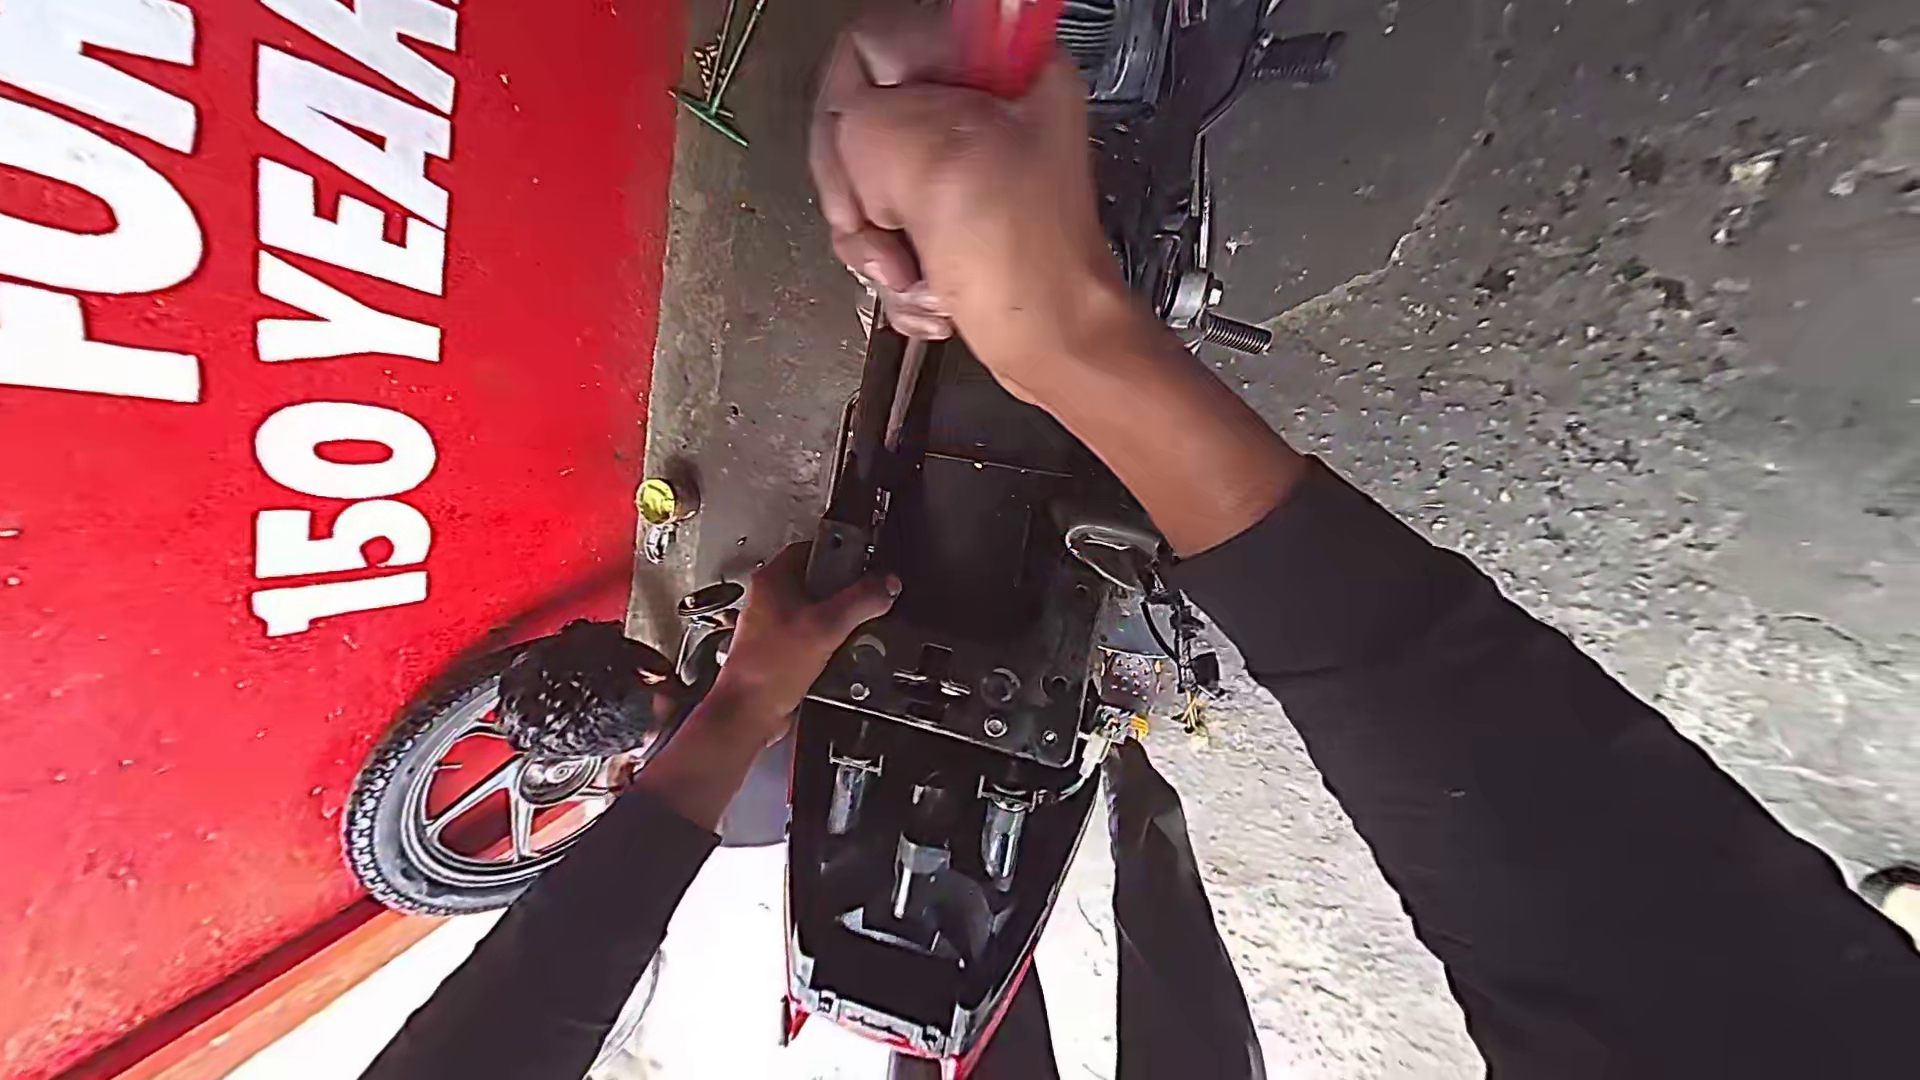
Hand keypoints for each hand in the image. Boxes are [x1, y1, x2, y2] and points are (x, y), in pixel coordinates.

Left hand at [705, 542, 899, 742]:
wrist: (750, 712)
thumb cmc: (768, 669)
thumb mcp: (827, 626)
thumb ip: (861, 601)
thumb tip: (886, 585)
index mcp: (773, 579)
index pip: (813, 546)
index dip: (840, 551)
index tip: (863, 560)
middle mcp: (770, 598)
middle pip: (818, 579)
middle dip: (843, 589)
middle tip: (861, 597)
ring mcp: (774, 624)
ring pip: (817, 608)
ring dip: (837, 617)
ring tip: (850, 626)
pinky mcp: (781, 647)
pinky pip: (813, 633)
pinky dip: (829, 639)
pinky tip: (838, 650)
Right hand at [810, 13, 1134, 399]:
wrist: (1053, 346)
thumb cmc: (1021, 266)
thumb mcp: (929, 159)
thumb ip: (862, 118)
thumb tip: (845, 139)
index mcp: (994, 68)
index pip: (871, 55)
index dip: (847, 122)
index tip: (860, 184)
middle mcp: (978, 120)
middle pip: (861, 137)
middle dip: (862, 206)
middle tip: (887, 239)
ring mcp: (963, 185)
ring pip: (870, 202)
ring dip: (881, 257)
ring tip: (917, 281)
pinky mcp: (953, 237)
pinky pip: (892, 247)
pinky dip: (902, 287)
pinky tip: (932, 302)